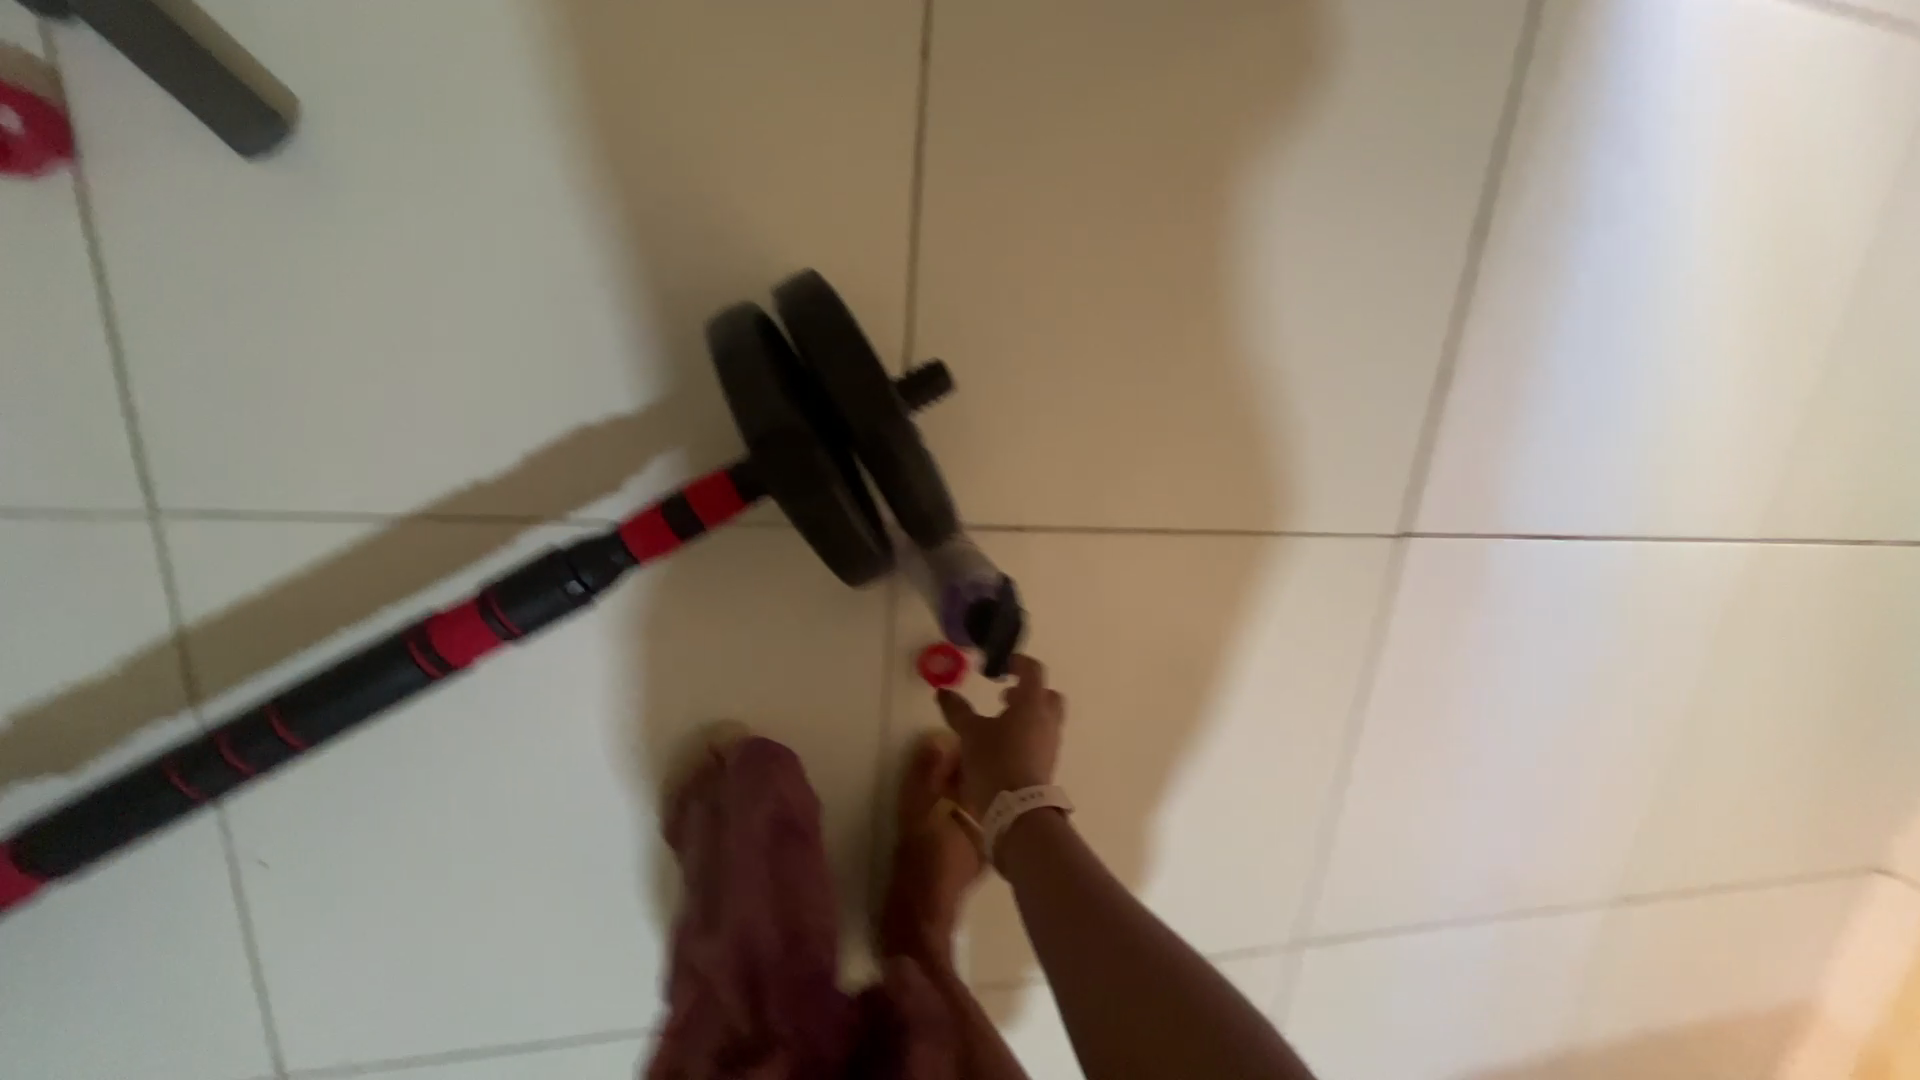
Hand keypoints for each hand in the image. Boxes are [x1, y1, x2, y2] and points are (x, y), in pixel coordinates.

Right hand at [935, 654, 1064, 811]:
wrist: (1018, 810)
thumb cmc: (994, 761)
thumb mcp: (970, 733)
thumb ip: (957, 711)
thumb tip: (943, 692)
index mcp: (1032, 703)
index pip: (1033, 670)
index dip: (1019, 663)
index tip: (1003, 664)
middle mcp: (1048, 719)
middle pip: (1048, 695)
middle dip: (1028, 692)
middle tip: (1005, 697)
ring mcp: (1051, 743)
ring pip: (1046, 719)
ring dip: (1027, 715)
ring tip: (1000, 725)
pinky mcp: (1048, 764)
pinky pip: (1042, 740)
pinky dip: (1027, 735)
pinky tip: (1004, 748)